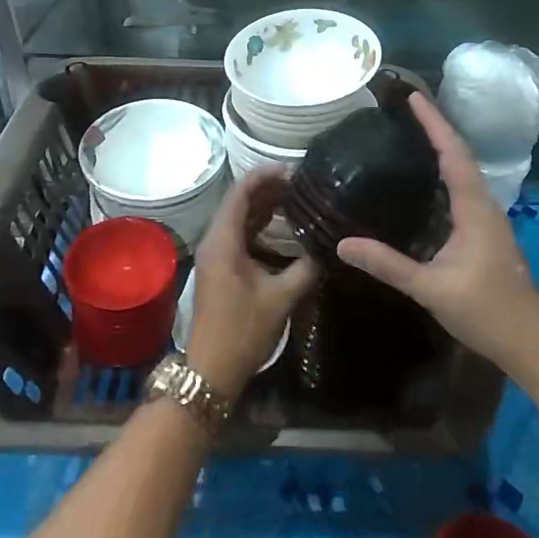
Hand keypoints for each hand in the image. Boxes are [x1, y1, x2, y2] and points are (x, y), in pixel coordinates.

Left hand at [186, 168, 320, 396]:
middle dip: (266, 188)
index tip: (293, 168)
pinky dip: (258, 225)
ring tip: (295, 196)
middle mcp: (215, 241)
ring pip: (238, 218)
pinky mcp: (221, 268)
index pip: (240, 193)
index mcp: (223, 241)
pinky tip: (281, 226)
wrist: (211, 369)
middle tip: (301, 181)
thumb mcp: (280, 298)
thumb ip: (306, 268)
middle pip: (238, 202)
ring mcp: (215, 255)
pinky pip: (239, 235)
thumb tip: (328, 247)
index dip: (264, 176)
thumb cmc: (243, 331)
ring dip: (263, 206)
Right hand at [336, 92, 538, 386]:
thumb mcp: (431, 289)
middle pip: (459, 157)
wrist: (533, 345)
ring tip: (406, 138)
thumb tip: (342, 243)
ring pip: (461, 176)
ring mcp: (486, 222)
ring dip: (438, 152)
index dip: (434, 124)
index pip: (453, 155)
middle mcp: (484, 208)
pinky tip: (417, 187)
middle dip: (434, 130)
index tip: (413, 97)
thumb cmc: (487, 312)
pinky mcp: (482, 236)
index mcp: (475, 210)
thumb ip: (388, 265)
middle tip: (402, 112)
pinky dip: (439, 178)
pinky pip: (458, 195)